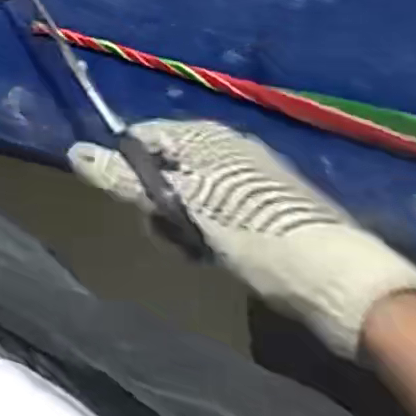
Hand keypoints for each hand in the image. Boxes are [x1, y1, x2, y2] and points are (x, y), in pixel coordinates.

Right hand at [70, 120, 415, 357]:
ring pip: (186, 189)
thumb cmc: (247, 230)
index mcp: (202, 134)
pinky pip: (218, 205)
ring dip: (179, 218)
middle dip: (153, 199)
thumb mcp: (173, 204)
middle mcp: (227, 144)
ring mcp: (254, 173)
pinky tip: (219, 250)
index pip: (135, 137)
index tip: (135, 201)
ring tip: (195, 248)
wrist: (342, 281)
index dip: (125, 168)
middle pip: (160, 165)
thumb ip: (118, 176)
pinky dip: (208, 226)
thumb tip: (73, 151)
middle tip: (166, 231)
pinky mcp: (274, 202)